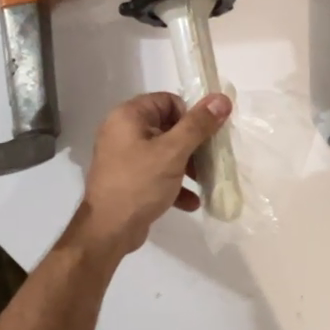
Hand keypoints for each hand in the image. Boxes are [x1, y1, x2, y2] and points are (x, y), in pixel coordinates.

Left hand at [65, 92, 232, 261]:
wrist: (108, 230)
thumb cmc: (139, 183)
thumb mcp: (173, 152)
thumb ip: (198, 125)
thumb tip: (222, 99)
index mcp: (128, 115)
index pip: (167, 101)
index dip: (189, 116)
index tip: (206, 136)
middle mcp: (122, 131)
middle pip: (167, 127)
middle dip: (191, 145)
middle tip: (210, 160)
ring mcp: (123, 156)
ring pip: (163, 152)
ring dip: (186, 166)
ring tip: (203, 182)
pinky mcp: (127, 179)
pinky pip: (155, 173)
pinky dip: (173, 184)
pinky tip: (191, 202)